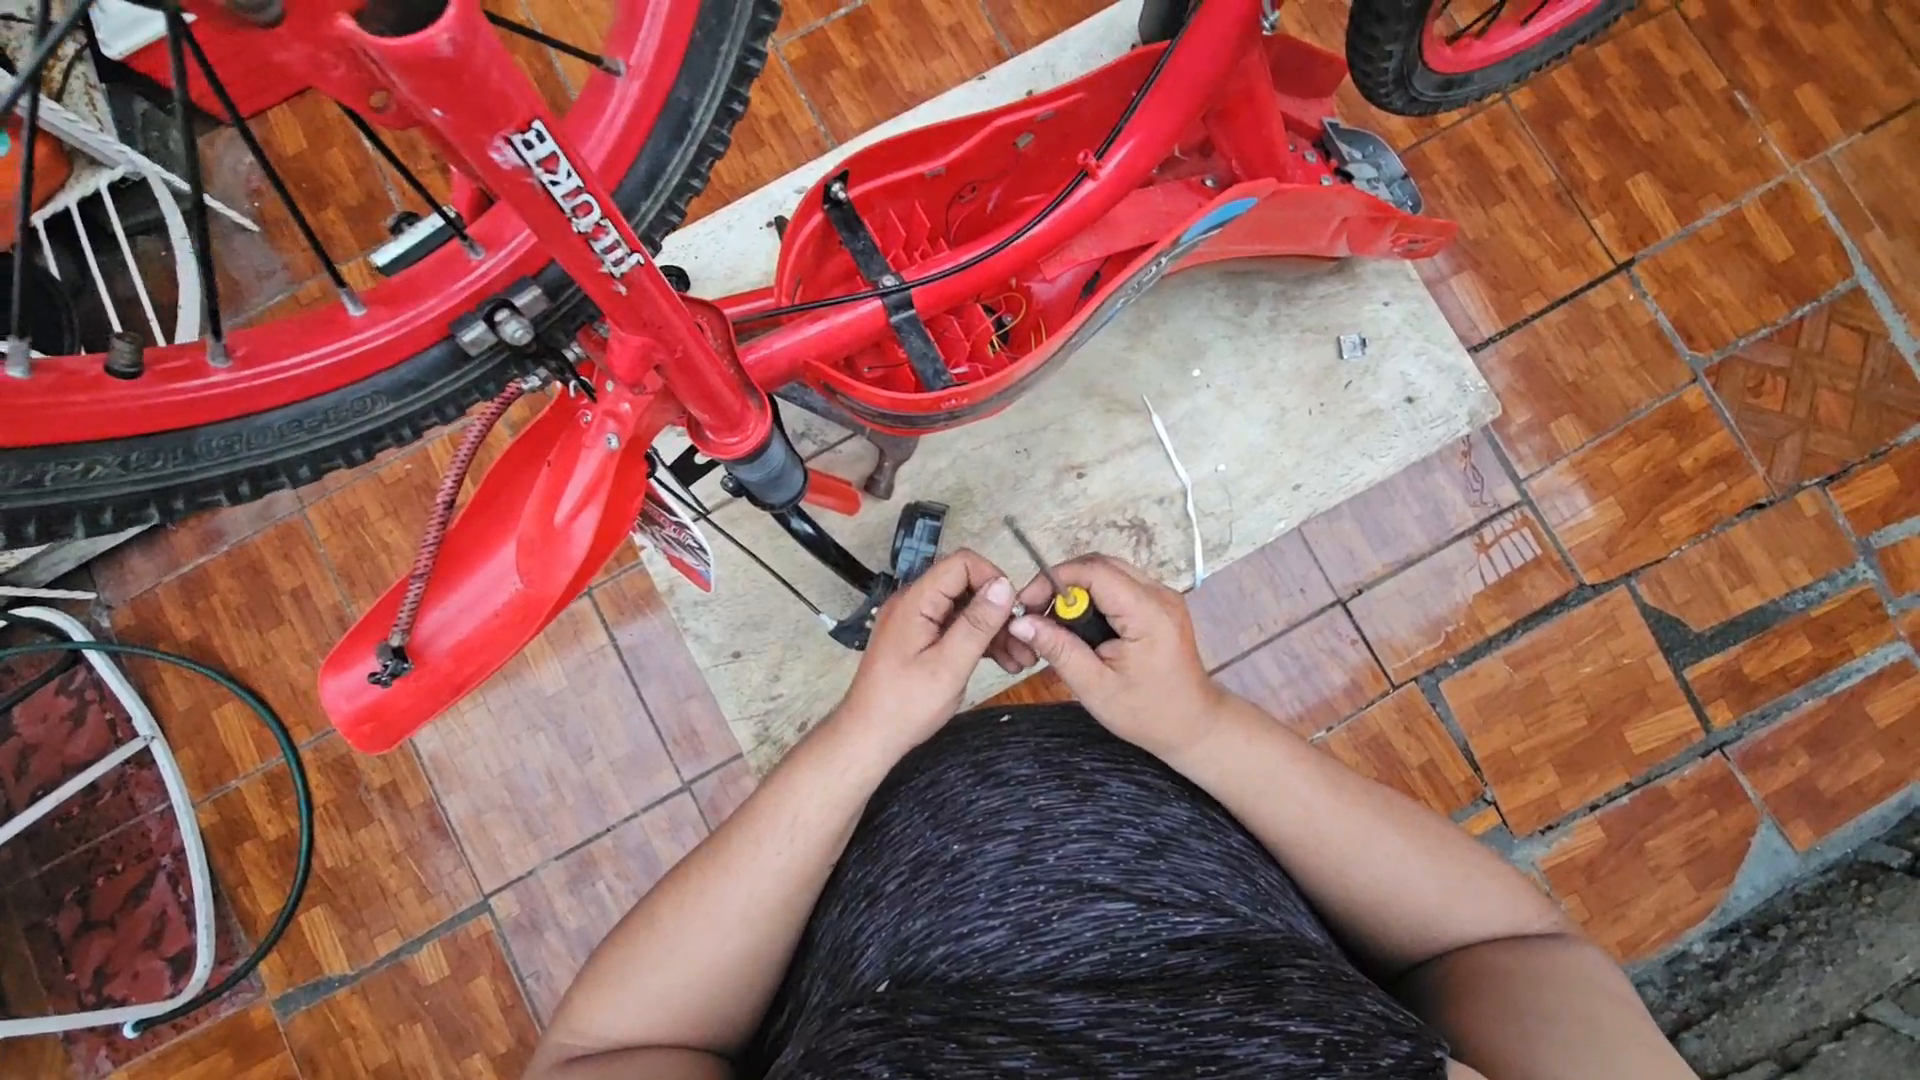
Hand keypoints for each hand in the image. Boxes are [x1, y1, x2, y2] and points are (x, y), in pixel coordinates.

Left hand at [832, 549, 1016, 756]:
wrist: (868, 737)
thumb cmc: (905, 706)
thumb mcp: (949, 666)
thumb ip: (977, 624)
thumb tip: (1004, 585)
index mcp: (915, 601)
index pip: (961, 563)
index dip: (993, 579)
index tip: (1014, 612)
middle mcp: (913, 603)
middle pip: (965, 585)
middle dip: (998, 609)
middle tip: (1024, 642)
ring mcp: (916, 621)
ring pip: (964, 608)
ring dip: (993, 629)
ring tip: (1020, 659)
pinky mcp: (920, 639)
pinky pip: (954, 627)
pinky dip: (978, 640)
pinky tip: (1003, 661)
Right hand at [991, 554, 1225, 758]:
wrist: (1193, 724)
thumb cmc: (1146, 713)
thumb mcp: (1094, 686)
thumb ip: (1059, 649)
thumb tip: (1021, 623)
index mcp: (1148, 613)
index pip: (1094, 571)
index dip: (1054, 579)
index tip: (1028, 603)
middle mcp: (1159, 594)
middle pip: (1100, 564)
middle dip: (1061, 582)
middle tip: (1036, 612)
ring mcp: (1162, 596)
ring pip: (1107, 571)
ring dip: (1076, 588)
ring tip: (1054, 620)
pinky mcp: (1159, 603)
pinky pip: (1118, 584)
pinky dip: (1092, 596)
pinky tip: (1079, 623)